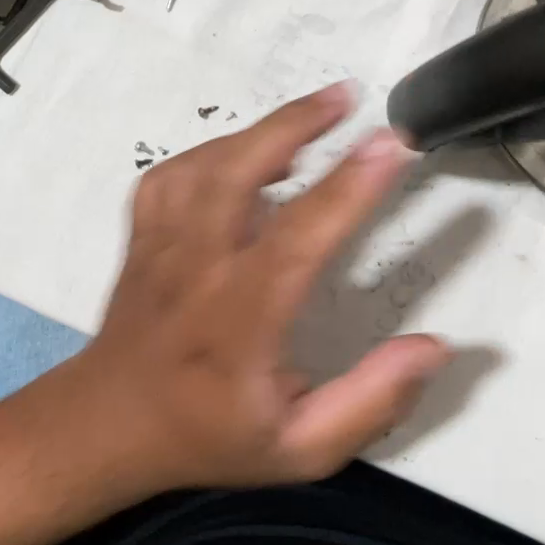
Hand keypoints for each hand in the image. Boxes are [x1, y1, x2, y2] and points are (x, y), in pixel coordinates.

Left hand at [51, 81, 450, 492]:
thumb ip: (370, 401)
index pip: (298, 237)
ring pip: (201, 166)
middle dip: (294, 124)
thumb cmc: (208, 436)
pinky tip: (237, 158)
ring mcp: (159, 245)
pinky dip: (206, 154)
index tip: (391, 141)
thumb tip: (435, 347)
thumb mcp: (300, 447)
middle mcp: (196, 267)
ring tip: (307, 118)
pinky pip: (168, 176)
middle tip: (346, 97)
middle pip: (237, 174)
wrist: (110, 423)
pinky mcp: (140, 238)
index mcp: (240, 317)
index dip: (349, 186)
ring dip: (255, 132)